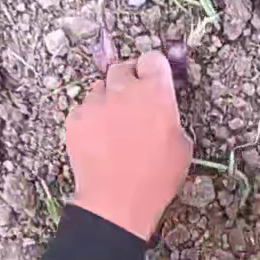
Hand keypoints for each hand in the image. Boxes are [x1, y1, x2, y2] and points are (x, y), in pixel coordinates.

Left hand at [64, 51, 191, 238]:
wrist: (117, 200)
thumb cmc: (156, 178)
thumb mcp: (183, 148)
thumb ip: (172, 119)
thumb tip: (165, 115)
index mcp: (156, 93)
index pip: (153, 59)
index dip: (153, 70)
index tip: (153, 79)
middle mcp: (124, 91)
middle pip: (122, 68)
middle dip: (128, 81)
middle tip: (134, 103)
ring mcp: (96, 103)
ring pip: (100, 88)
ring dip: (109, 99)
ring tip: (116, 126)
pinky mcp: (76, 118)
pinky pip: (84, 109)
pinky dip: (92, 119)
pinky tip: (100, 140)